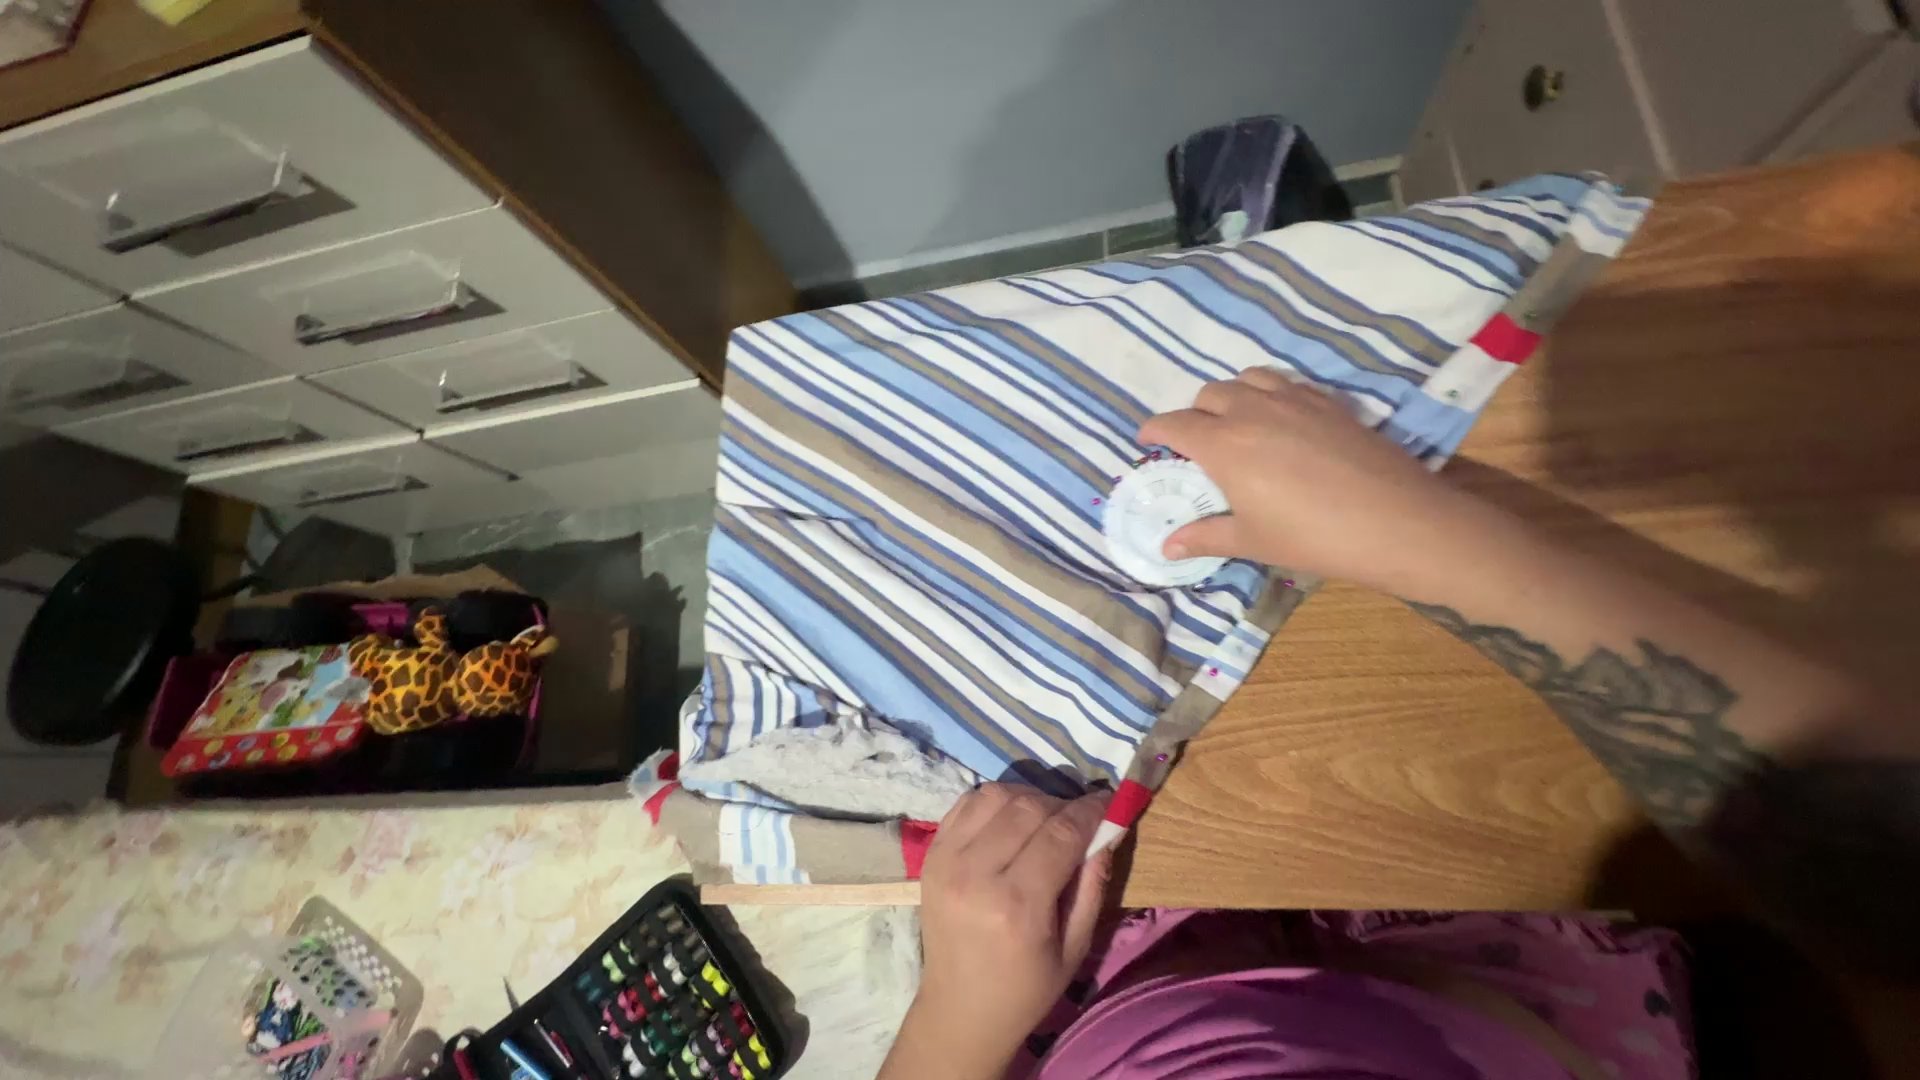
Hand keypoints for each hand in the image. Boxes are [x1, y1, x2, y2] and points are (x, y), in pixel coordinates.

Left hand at [881, 785, 1112, 1078]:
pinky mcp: (931, 852)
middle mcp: (977, 873)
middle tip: (1077, 817)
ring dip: (1028, 797)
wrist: (959, 1009)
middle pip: (1029, 807)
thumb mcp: (1075, 947)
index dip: (1090, 811)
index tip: (1108, 803)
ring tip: (1043, 817)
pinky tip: (1010, 818)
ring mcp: (947, 858)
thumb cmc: (1025, 988)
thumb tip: (1108, 828)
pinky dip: (994, 800)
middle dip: (1062, 804)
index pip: (1061, 833)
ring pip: (996, 795)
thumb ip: (1092, 884)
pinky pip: (967, 802)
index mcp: (1017, 905)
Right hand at [1138, 367, 1509, 595]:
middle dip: (1194, 414)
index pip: (1174, 424)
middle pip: (1208, 395)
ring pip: (1247, 379)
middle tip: (1197, 443)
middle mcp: (1252, 411)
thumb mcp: (1251, 541)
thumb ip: (1204, 537)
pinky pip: (1285, 383)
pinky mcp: (1328, 402)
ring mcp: (1293, 400)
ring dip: (1231, 396)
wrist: (1396, 521)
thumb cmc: (1312, 536)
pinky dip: (1269, 394)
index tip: (1148, 440)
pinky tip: (1280, 421)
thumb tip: (1167, 547)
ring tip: (1236, 423)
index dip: (1155, 430)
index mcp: (1224, 445)